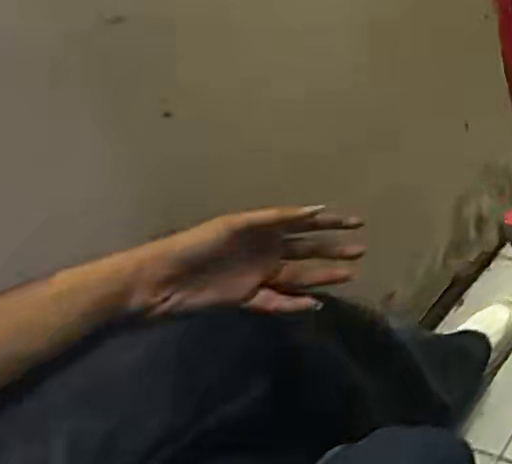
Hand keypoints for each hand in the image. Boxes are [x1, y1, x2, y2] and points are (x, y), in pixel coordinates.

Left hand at [124, 206, 364, 315]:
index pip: (308, 225)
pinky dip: (294, 302)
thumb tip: (320, 208)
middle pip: (309, 250)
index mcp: (268, 231)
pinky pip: (274, 300)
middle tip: (361, 251)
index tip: (358, 223)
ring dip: (323, 276)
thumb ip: (278, 217)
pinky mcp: (243, 299)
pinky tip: (313, 303)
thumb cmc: (195, 245)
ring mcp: (257, 276)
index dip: (333, 222)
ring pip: (298, 275)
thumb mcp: (236, 224)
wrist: (150, 282)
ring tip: (349, 276)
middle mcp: (268, 252)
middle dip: (335, 250)